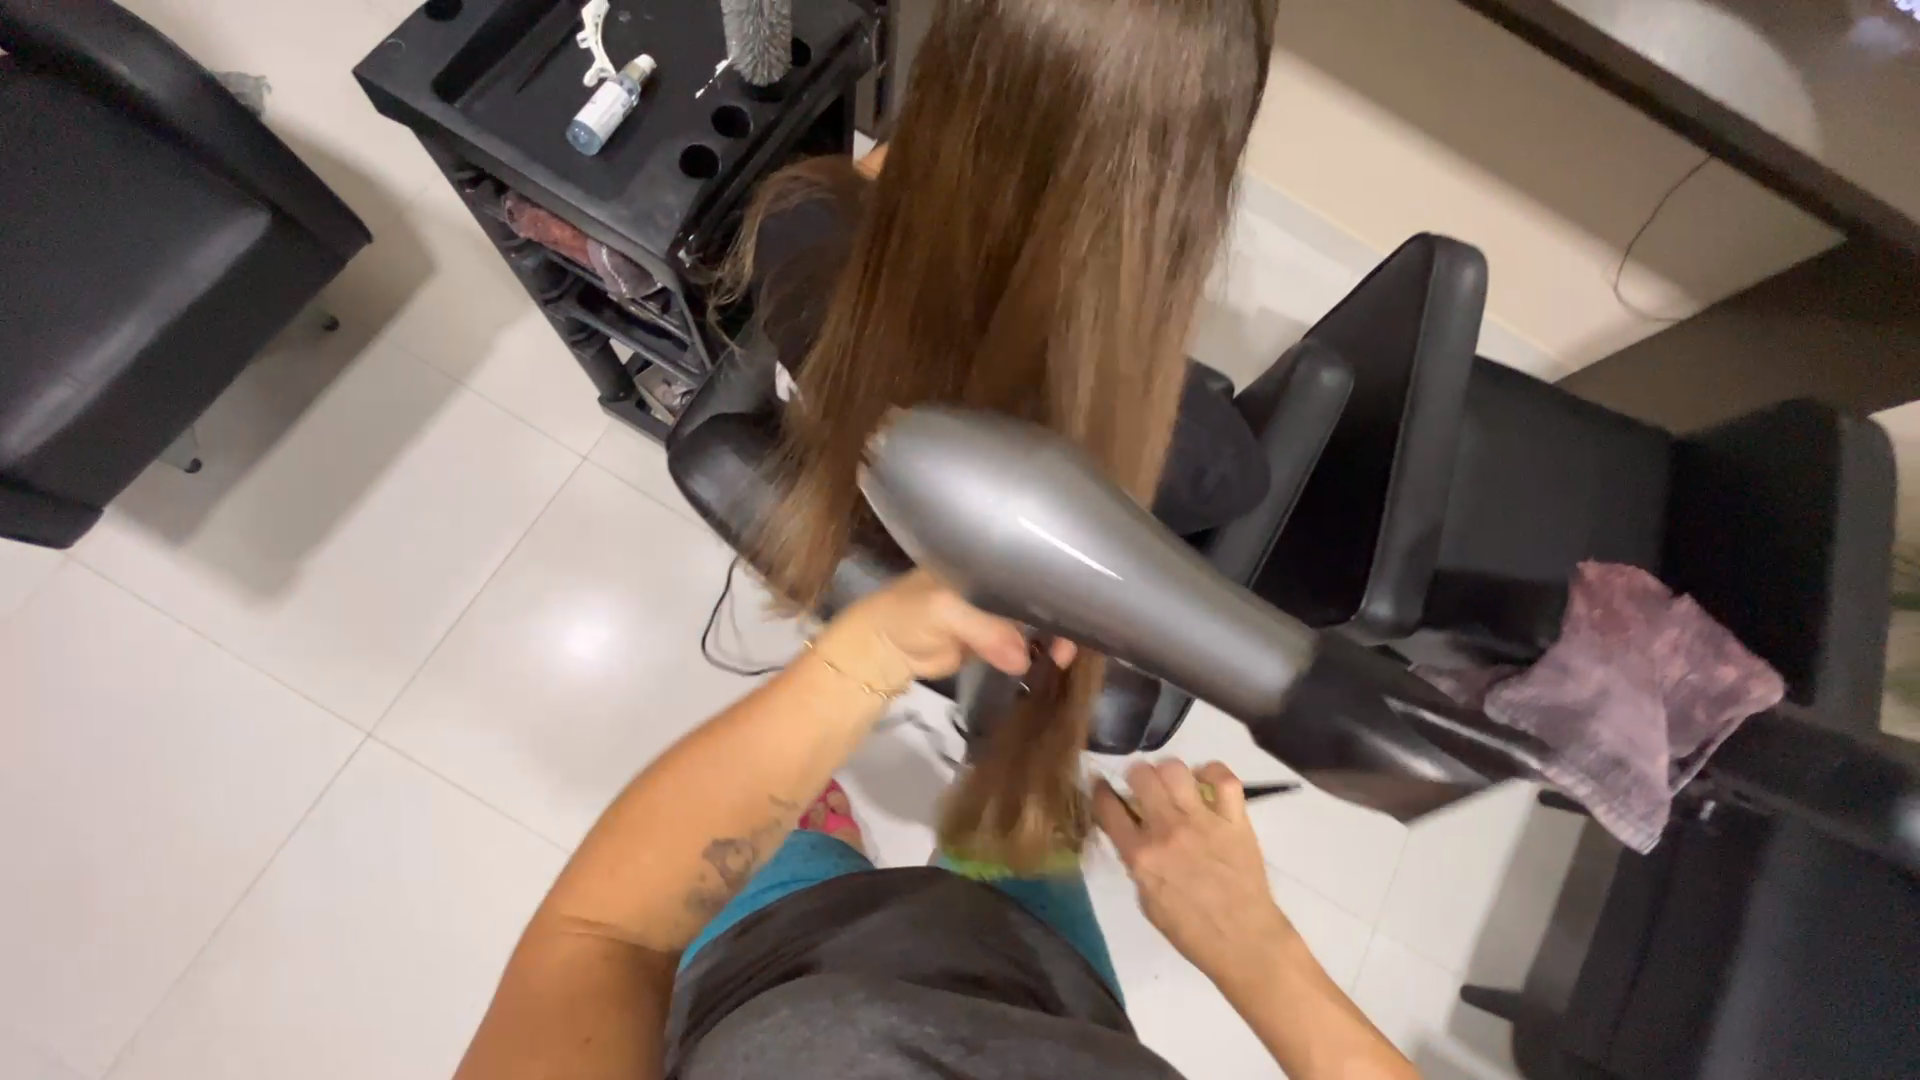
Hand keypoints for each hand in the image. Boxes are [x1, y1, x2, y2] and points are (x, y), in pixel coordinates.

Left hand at [810, 570, 1076, 691]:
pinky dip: (1039, 652)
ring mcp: (997, 612)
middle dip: (1062, 613)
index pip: (1031, 562)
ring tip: (1061, 657)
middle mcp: (997, 582)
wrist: (884, 649)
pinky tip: (1050, 662)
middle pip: (1041, 592)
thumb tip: (1024, 659)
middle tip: (1071, 641)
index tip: (1078, 600)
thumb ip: (986, 631)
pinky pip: (1025, 644)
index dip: (1057, 577)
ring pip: (1037, 620)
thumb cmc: (909, 613)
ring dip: (1054, 636)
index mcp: (986, 561)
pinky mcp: (994, 640)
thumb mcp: (946, 611)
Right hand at [1094, 761, 1301, 991]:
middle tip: (1143, 786)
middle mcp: (1167, 830)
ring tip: (1173, 784)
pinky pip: (1223, 778)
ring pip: (1175, 769)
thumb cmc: (1192, 931)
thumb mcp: (1147, 902)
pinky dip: (1212, 772)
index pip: (1108, 808)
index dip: (1100, 790)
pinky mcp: (1234, 820)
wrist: (1245, 942)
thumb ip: (1137, 864)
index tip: (1101, 784)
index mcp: (1141, 856)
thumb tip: (1133, 837)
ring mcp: (1202, 821)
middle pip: (1140, 775)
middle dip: (1136, 776)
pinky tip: (1206, 781)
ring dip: (1168, 772)